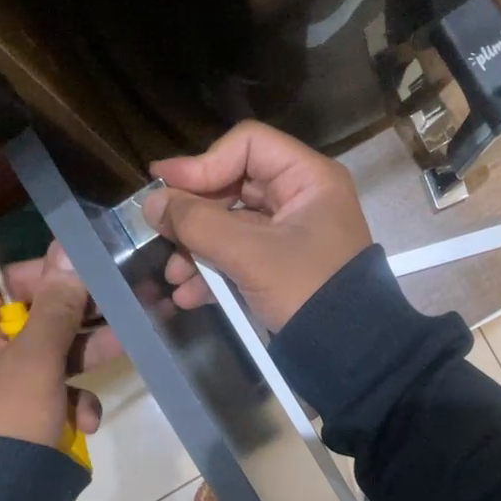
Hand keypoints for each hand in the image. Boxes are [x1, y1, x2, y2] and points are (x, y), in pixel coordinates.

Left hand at [0, 244, 117, 448]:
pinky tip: (84, 421)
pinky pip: (47, 394)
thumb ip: (57, 308)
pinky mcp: (15, 416)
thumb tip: (69, 251)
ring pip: (47, 358)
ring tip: (125, 352)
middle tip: (121, 307)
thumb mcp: (36, 361)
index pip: (5, 285)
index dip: (50, 278)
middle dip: (78, 323)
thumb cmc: (6, 422)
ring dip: (83, 364)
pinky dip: (70, 403)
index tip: (93, 272)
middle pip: (32, 321)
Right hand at [143, 120, 372, 331]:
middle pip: (233, 188)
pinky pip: (241, 258)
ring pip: (232, 228)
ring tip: (174, 277)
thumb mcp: (250, 255)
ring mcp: (292, 236)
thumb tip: (152, 204)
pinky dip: (215, 273)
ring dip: (198, 250)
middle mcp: (302, 199)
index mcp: (308, 179)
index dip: (202, 164)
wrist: (348, 354)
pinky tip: (189, 296)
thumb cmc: (306, 291)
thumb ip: (197, 224)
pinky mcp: (282, 268)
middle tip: (161, 237)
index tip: (163, 186)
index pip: (247, 146)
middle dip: (194, 217)